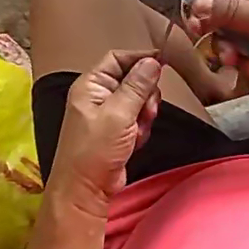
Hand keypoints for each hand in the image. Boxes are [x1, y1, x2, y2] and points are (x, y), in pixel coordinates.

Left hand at [46, 50, 164, 219]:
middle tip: (146, 111)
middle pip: (133, 80)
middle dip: (145, 95)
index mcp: (91, 85)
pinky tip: (134, 141)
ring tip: (136, 131)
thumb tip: (152, 61)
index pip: (118, 58)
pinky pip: (138, 120)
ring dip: (144, 115)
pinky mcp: (117, 131)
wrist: (86, 190)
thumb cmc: (94, 151)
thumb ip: (137, 86)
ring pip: (139, 101)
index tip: (162, 63)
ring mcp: (107, 114)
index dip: (140, 59)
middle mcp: (98, 96)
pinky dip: (140, 129)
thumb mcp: (119, 114)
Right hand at [182, 0, 248, 92]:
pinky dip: (240, 60)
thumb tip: (194, 2)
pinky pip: (236, 50)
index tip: (184, 2)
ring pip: (224, 32)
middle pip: (218, 6)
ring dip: (225, 47)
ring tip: (235, 58)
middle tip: (200, 33)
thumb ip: (227, 10)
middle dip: (211, 24)